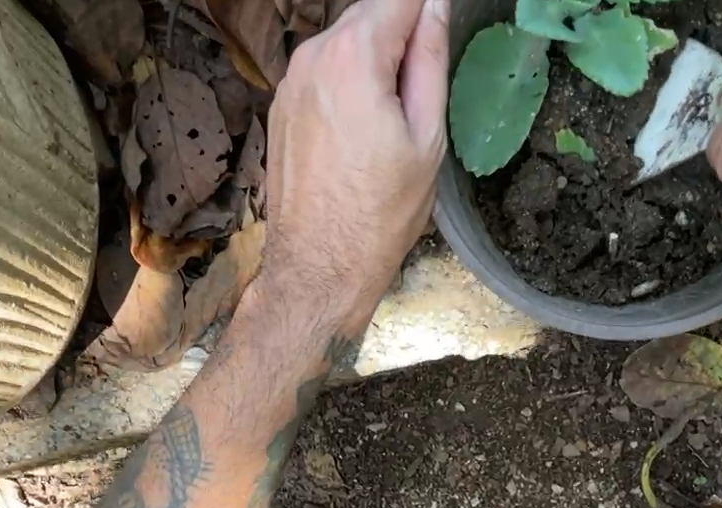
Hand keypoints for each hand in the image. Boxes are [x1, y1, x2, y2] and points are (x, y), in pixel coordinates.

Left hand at [263, 0, 449, 332]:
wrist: (319, 269)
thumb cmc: (380, 216)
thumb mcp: (425, 140)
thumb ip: (431, 62)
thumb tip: (436, 8)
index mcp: (355, 55)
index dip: (429, 10)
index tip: (440, 39)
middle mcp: (313, 54)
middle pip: (369, 14)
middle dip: (401, 36)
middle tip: (423, 93)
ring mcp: (290, 80)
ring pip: (344, 44)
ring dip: (374, 63)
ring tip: (392, 122)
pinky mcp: (281, 106)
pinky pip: (323, 74)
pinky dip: (348, 85)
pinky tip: (361, 135)